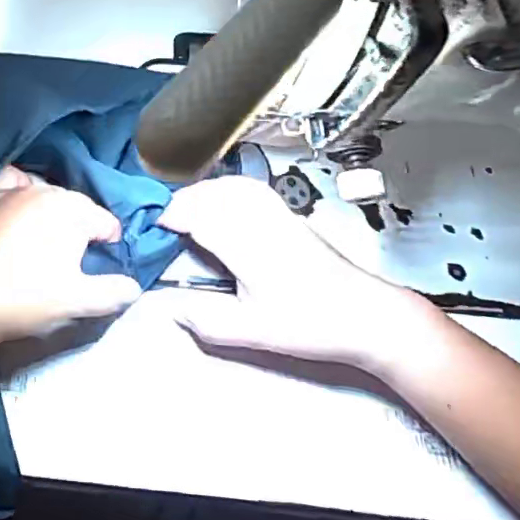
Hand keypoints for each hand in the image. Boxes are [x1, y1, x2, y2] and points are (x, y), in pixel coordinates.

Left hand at [0, 167, 142, 375]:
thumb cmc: (21, 298)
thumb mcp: (77, 301)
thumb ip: (113, 291)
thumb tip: (134, 286)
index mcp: (70, 207)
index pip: (105, 220)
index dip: (112, 244)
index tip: (107, 265)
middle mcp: (39, 190)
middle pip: (74, 207)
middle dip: (80, 230)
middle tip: (75, 263)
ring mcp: (5, 192)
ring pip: (41, 199)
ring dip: (49, 218)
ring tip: (44, 249)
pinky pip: (8, 192)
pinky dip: (16, 200)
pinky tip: (12, 220)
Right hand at [158, 176, 447, 375]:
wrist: (369, 316)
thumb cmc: (312, 325)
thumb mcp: (254, 333)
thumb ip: (207, 321)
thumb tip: (171, 309)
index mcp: (249, 247)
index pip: (199, 215)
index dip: (170, 217)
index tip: (150, 227)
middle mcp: (262, 222)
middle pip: (211, 194)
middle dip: (179, 202)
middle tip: (160, 222)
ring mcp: (278, 214)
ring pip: (229, 186)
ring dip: (200, 193)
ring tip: (182, 210)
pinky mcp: (288, 215)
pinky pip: (249, 187)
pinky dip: (224, 188)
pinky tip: (217, 201)